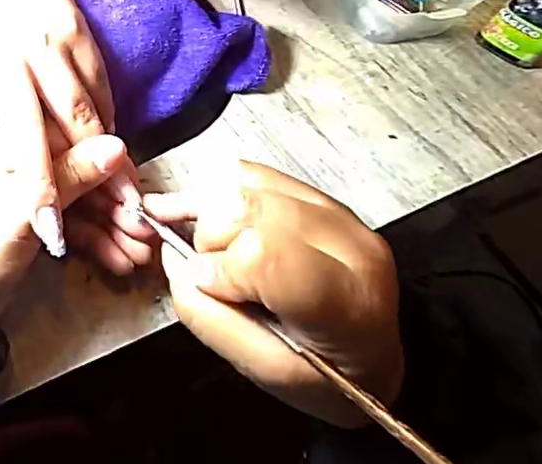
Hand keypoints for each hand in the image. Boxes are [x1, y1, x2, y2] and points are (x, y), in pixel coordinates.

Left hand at [0, 0, 152, 274]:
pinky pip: (98, 94)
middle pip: (25, 131)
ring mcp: (48, 50)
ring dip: (92, 167)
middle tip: (48, 237)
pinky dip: (107, 130)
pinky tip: (113, 161)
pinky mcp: (80, 42)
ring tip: (109, 211)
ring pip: (75, 118)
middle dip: (38, 187)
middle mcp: (6, 59)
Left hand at [0, 124, 130, 319]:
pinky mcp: (35, 219)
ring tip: (138, 256)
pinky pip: (74, 221)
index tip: (137, 199)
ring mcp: (29, 190)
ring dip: (112, 226)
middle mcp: (21, 157)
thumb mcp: (24, 211)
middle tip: (146, 236)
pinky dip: (97, 239)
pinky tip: (118, 260)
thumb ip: (69, 176)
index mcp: (9, 140)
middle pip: (82, 172)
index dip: (110, 171)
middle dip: (116, 205)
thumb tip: (117, 144)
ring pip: (82, 199)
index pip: (74, 140)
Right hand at [146, 163, 402, 427]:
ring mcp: (331, 211)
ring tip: (206, 243)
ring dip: (209, 213)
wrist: (366, 350)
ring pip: (239, 184)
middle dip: (210, 240)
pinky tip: (210, 214)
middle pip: (244, 210)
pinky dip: (218, 192)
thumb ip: (206, 314)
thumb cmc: (327, 370)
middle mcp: (346, 245)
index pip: (267, 256)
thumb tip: (176, 261)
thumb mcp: (264, 370)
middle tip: (212, 272)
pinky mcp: (312, 192)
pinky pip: (246, 172)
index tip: (209, 283)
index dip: (222, 266)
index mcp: (348, 304)